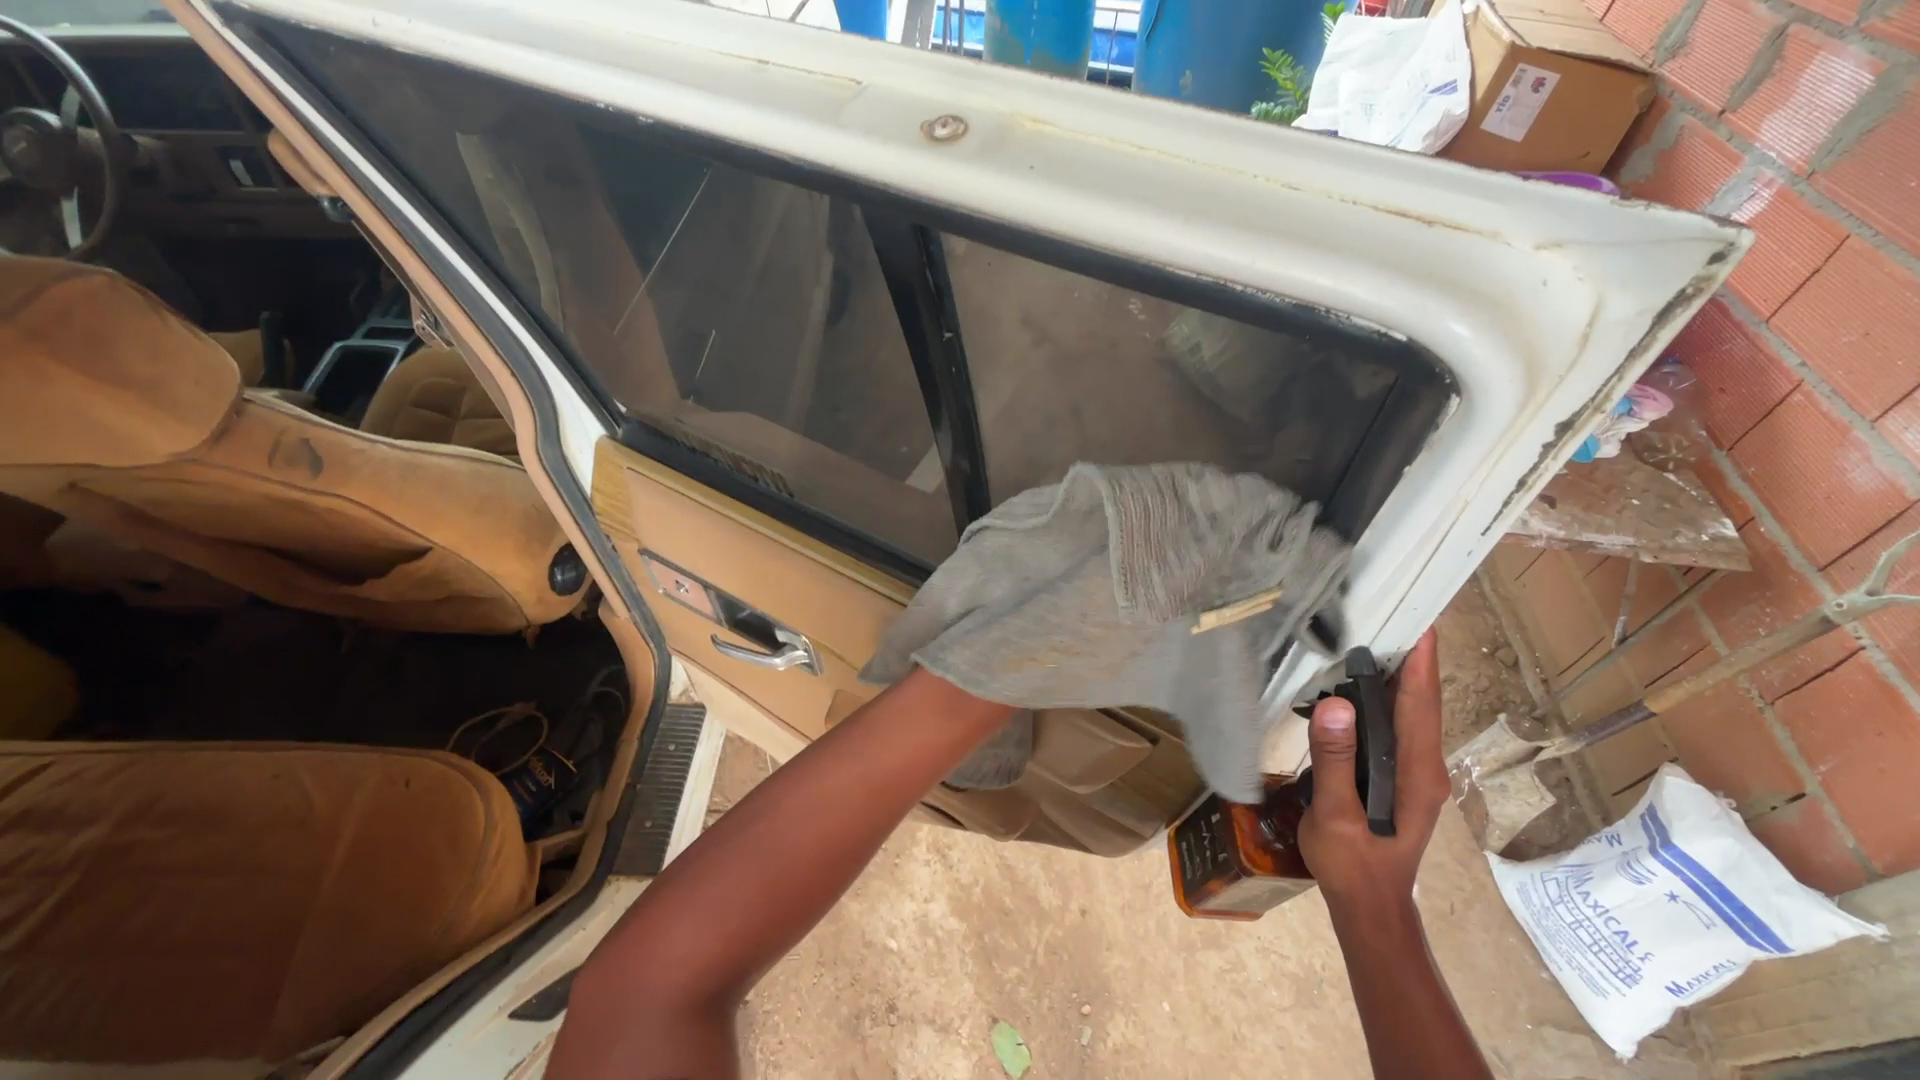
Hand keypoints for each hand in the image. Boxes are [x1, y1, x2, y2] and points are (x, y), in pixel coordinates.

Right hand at [1298, 629, 1447, 914]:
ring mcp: (1416, 771)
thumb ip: (1336, 761)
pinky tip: (1355, 686)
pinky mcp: (1400, 776)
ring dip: (1395, 674)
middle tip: (1385, 610)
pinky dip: (1383, 698)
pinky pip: (1396, 726)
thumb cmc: (1353, 865)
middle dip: (1409, 655)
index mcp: (1416, 771)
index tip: (1418, 616)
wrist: (1369, 906)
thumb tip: (1336, 703)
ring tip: (1369, 634)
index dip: (1421, 659)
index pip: (1421, 702)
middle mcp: (1425, 764)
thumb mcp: (1335, 816)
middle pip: (1421, 699)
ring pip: (1410, 712)